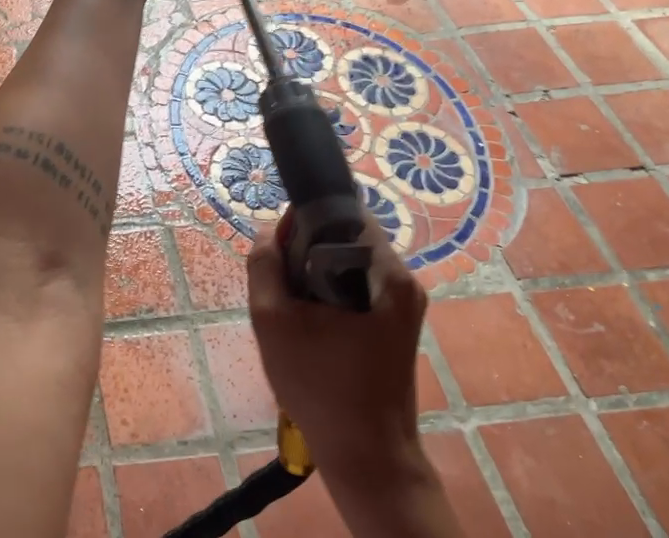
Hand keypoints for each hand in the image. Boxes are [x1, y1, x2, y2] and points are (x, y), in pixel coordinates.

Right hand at [247, 210, 428, 484]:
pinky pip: (356, 287)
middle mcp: (404, 281)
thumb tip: (267, 230)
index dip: (302, 221)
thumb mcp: (272, 319)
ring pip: (347, 263)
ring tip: (291, 308)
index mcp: (387, 273)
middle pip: (344, 237)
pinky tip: (308, 325)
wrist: (366, 455)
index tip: (277, 249)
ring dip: (315, 275)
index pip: (342, 212)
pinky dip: (328, 295)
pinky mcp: (397, 325)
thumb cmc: (320, 386)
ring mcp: (404, 305)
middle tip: (280, 285)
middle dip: (306, 252)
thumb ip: (264, 264)